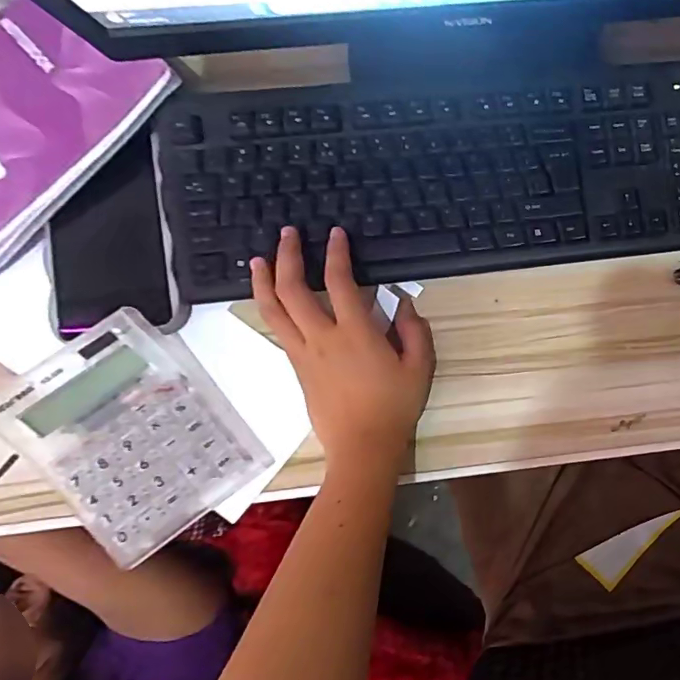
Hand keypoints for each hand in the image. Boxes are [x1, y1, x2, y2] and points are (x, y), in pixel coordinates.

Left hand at [250, 227, 434, 467]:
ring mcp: (303, 353)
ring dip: (264, 280)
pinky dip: (270, 306)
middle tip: (288, 234)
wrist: (362, 445)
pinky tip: (272, 298)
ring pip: (274, 309)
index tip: (335, 234)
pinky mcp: (297, 367)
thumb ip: (415, 331)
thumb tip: (404, 304)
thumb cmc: (395, 406)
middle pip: (293, 289)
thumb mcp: (420, 367)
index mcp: (356, 333)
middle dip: (287, 256)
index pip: (340, 281)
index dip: (337, 253)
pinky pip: (278, 329)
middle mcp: (322, 337)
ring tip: (259, 259)